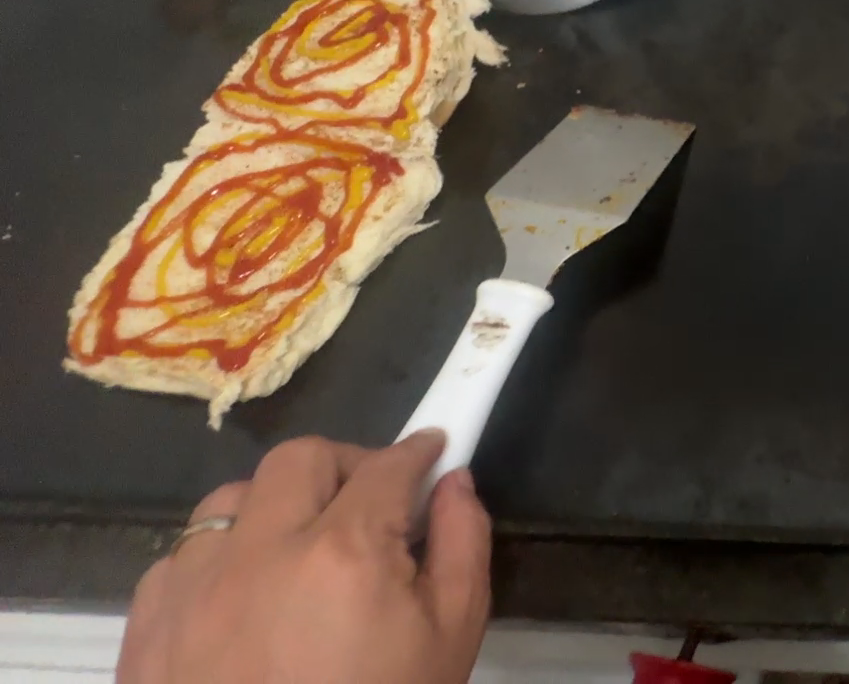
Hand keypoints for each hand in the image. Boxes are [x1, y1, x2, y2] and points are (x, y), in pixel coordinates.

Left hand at [118, 431, 491, 683]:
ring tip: (306, 543)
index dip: (421, 449)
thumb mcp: (454, 625)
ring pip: (231, 500)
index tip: (435, 449)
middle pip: (302, 459)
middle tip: (374, 495)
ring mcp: (193, 595)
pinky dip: (223, 555)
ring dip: (279, 503)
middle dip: (349, 462)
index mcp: (345, 551)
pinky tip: (252, 589)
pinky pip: (180, 558)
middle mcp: (262, 556)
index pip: (389, 464)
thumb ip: (464, 537)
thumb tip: (455, 481)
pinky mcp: (146, 635)